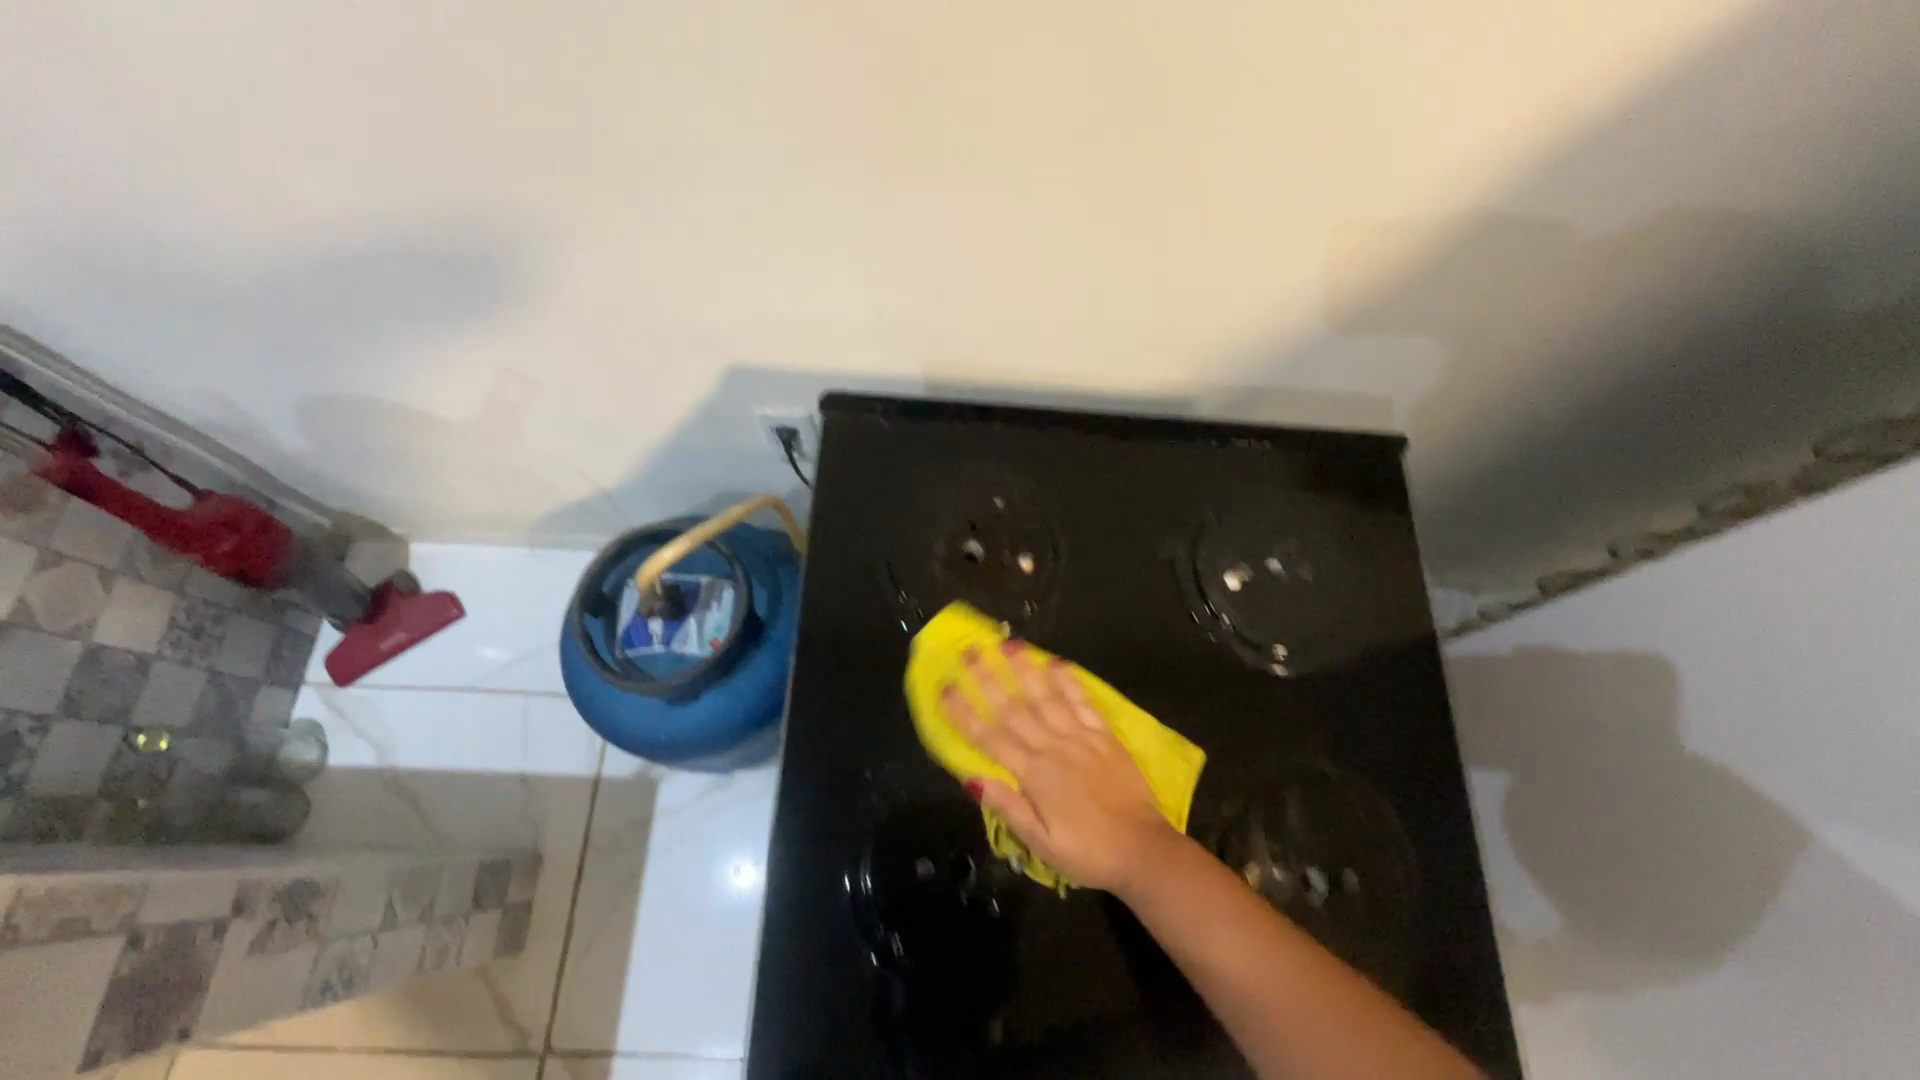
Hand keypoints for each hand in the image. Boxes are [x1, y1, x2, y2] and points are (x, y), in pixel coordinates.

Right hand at [943, 640, 1186, 893]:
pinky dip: (1070, 682)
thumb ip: (1008, 807)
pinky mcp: (1106, 737)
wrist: (1143, 850)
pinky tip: (1056, 663)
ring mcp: (1082, 738)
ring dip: (1026, 669)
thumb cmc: (1087, 853)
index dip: (965, 712)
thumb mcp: (1041, 842)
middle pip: (1015, 708)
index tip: (945, 688)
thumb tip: (972, 778)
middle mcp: (1054, 748)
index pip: (990, 738)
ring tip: (1009, 644)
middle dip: (989, 678)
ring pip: (1047, 697)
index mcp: (1033, 775)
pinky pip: (1084, 703)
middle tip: (970, 651)